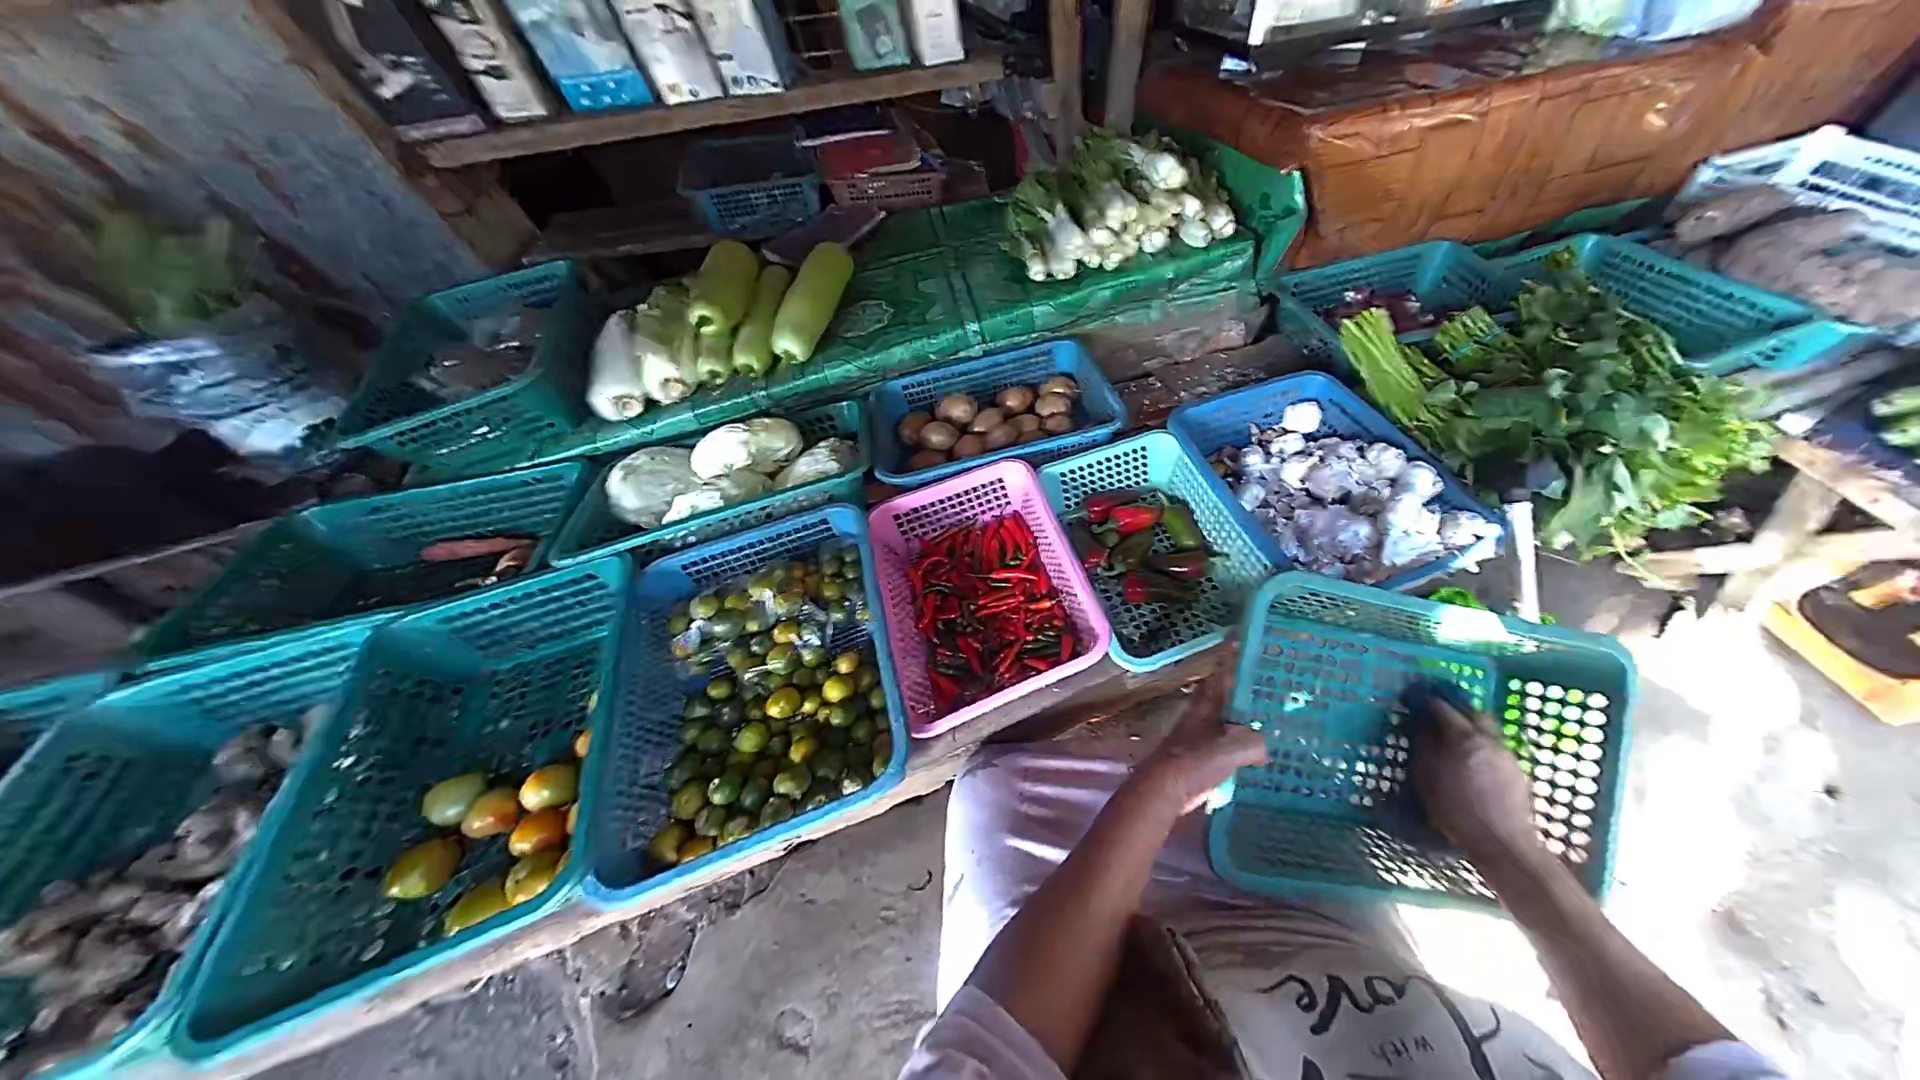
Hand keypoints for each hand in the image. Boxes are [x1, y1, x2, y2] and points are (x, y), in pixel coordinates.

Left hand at [1131, 641, 1268, 814]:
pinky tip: (1257, 751)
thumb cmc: (1195, 762)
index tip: (1240, 635)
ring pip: (1226, 716)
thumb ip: (1253, 742)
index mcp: (1206, 703)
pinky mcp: (1200, 754)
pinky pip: (1226, 741)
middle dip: (1242, 683)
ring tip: (1270, 714)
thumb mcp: (1232, 748)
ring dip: (1243, 714)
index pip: (1222, 671)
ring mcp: (1199, 733)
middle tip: (1268, 677)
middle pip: (1224, 691)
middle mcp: (1201, 713)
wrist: (1165, 789)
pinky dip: (1241, 741)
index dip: (1230, 654)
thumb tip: (1263, 747)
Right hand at [1407, 687, 1540, 863]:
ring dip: (1470, 728)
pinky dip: (1480, 745)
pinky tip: (1471, 760)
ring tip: (1453, 737)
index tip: (1415, 699)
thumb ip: (1423, 747)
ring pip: (1487, 730)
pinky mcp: (1516, 772)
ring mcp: (1507, 756)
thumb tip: (1422, 728)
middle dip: (1456, 709)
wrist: (1503, 842)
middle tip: (1438, 712)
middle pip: (1474, 713)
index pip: (1443, 708)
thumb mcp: (1426, 776)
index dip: (1427, 701)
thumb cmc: (1455, 808)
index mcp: (1463, 737)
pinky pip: (1495, 748)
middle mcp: (1489, 740)